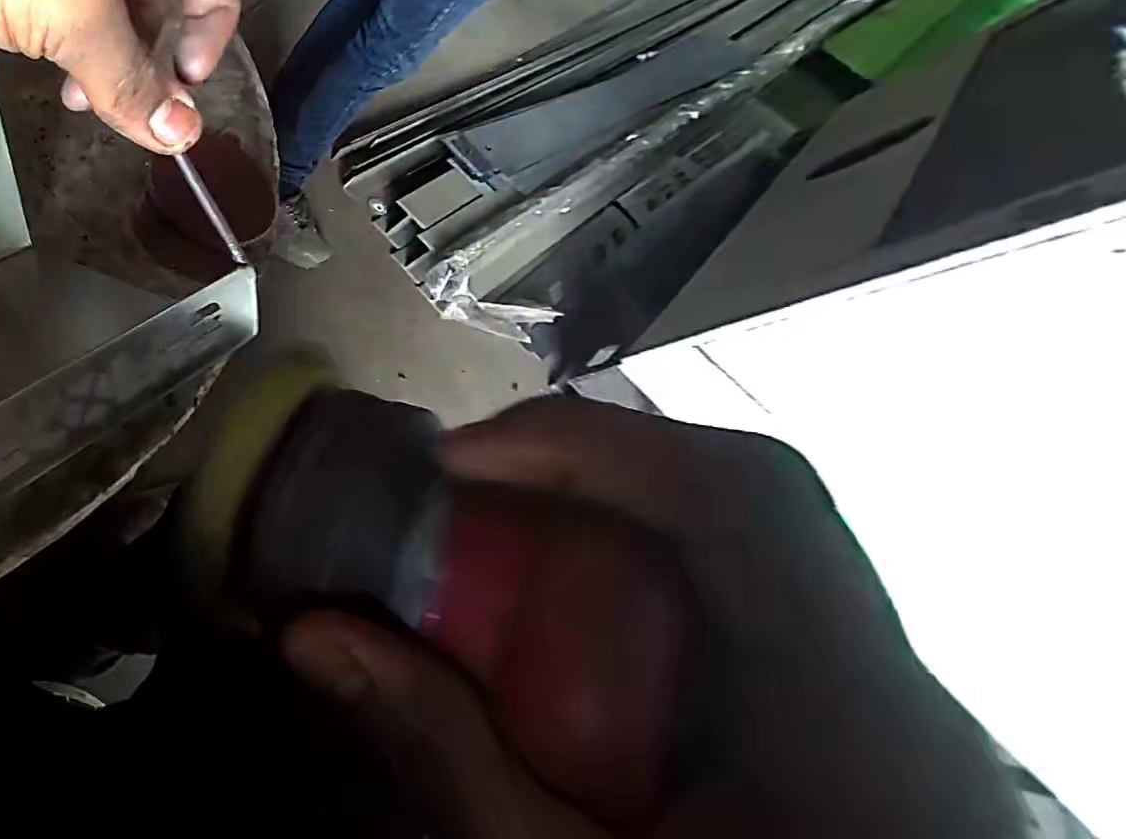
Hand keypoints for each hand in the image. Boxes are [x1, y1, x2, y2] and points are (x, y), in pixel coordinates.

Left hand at [0, 0, 246, 152]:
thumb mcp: (69, 2)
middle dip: (152, 43)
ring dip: (106, 45)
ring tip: (83, 93)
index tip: (186, 81)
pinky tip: (47, 63)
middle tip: (133, 102)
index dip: (215, 18)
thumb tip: (179, 136)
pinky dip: (63, 27)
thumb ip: (131, 75)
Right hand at [282, 398, 1022, 838]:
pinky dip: (621, 551)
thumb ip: (443, 752)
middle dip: (576, 461)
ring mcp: (866, 684)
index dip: (588, 442)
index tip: (458, 460)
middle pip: (727, 486)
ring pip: (722, 523)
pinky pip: (720, 574)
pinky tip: (555, 594)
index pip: (740, 494)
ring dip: (593, 499)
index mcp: (858, 715)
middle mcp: (882, 676)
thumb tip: (310, 635)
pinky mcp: (832, 700)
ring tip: (492, 521)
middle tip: (462, 481)